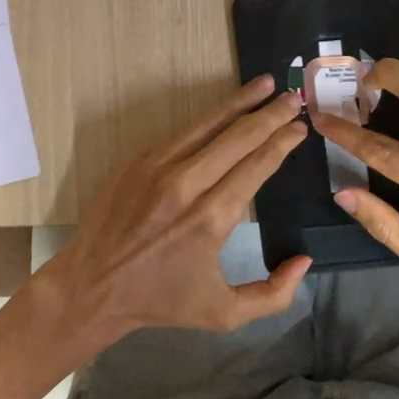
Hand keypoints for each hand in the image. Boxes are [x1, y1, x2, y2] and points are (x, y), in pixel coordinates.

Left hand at [44, 76, 313, 339]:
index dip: (283, 141)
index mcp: (211, 218)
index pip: (257, 165)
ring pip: (207, 123)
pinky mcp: (136, 159)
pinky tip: (225, 109)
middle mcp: (185, 184)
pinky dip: (207, 119)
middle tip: (295, 98)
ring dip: (239, 101)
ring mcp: (156, 166)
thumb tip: (305, 261)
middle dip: (271, 114)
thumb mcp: (224, 313)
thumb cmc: (161, 300)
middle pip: (238, 136)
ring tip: (266, 84)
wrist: (92, 286)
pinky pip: (180, 133)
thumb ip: (273, 293)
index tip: (302, 127)